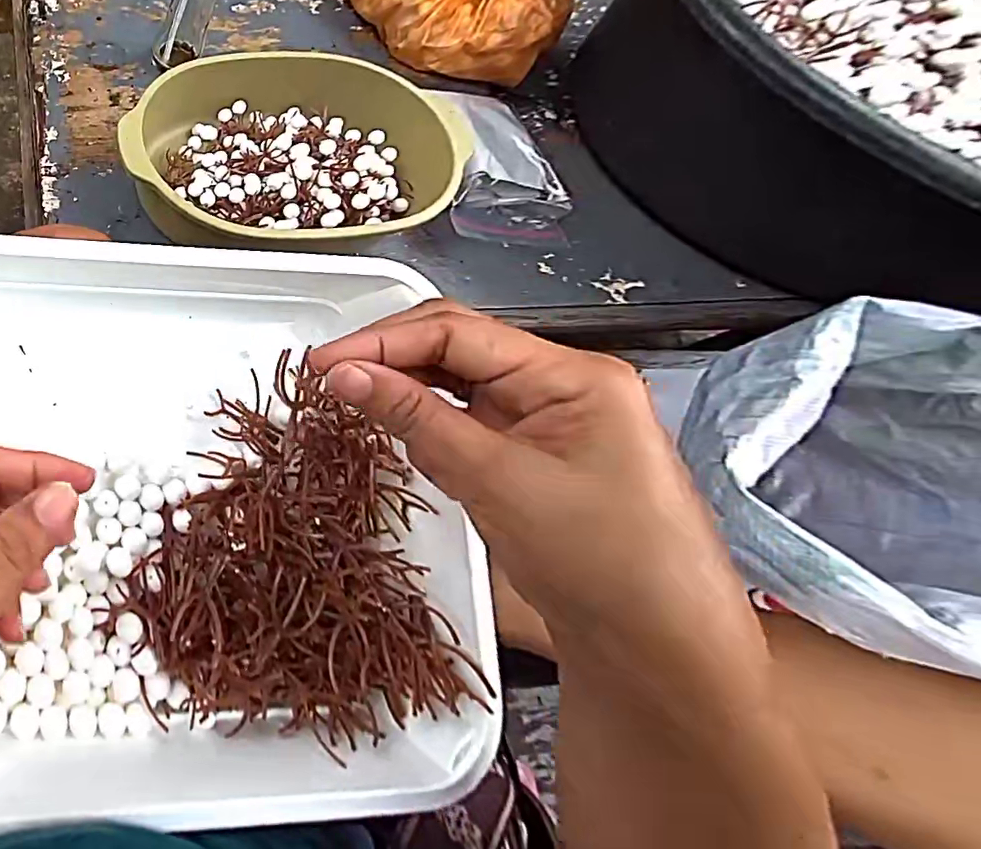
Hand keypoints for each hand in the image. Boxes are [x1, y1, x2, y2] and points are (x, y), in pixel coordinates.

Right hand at [308, 301, 741, 650]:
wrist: (657, 646)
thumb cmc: (602, 560)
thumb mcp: (493, 478)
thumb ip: (413, 416)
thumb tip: (344, 374)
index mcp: (571, 375)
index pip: (454, 333)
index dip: (380, 341)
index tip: (323, 362)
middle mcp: (555, 382)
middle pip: (452, 344)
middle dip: (387, 355)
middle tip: (328, 374)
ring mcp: (539, 413)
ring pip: (450, 377)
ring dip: (400, 385)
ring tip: (351, 396)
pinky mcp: (522, 444)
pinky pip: (457, 412)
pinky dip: (420, 416)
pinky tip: (395, 424)